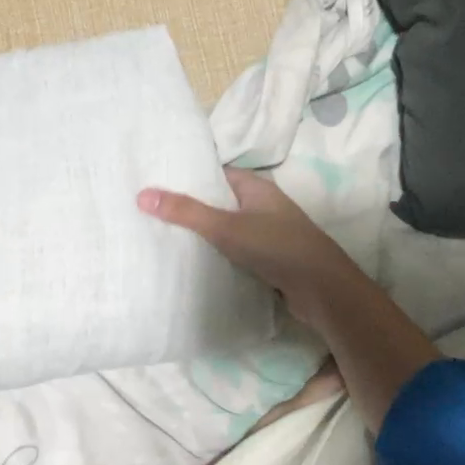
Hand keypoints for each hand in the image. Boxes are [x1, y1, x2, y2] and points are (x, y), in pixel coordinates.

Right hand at [142, 169, 439, 430]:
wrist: (322, 291)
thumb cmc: (277, 248)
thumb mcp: (226, 227)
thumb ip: (186, 212)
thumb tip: (142, 194)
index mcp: (256, 189)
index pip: (216, 173)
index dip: (189, 174)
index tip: (155, 179)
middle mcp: (261, 207)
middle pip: (218, 202)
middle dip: (189, 206)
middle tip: (149, 210)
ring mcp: (265, 235)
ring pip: (225, 230)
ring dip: (201, 234)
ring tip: (161, 236)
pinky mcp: (266, 261)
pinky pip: (232, 253)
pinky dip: (214, 256)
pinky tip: (191, 264)